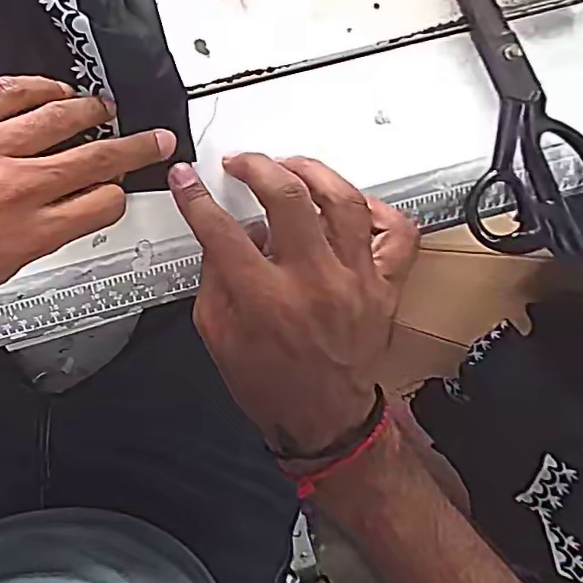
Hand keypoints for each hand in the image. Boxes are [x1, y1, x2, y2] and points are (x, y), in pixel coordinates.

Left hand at [0, 77, 176, 347]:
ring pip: (59, 116)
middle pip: (96, 156)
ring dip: (91, 110)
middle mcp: (15, 186)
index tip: (119, 190)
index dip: (118, 196)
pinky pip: (8, 92)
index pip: (101, 203)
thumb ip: (41, 237)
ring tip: (104, 108)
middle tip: (149, 139)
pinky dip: (38, 87)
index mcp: (30, 231)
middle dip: (134, 147)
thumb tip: (66, 215)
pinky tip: (53, 89)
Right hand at [167, 154, 418, 458]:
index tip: (187, 179)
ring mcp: (353, 282)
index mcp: (262, 300)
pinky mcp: (382, 286)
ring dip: (310, 171)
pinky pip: (394, 231)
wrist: (322, 419)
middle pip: (286, 198)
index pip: (220, 229)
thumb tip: (219, 234)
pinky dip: (372, 207)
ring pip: (342, 201)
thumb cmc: (270, 382)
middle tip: (242, 163)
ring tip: (290, 166)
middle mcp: (311, 284)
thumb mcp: (216, 331)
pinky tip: (346, 201)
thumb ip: (214, 277)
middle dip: (255, 167)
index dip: (195, 196)